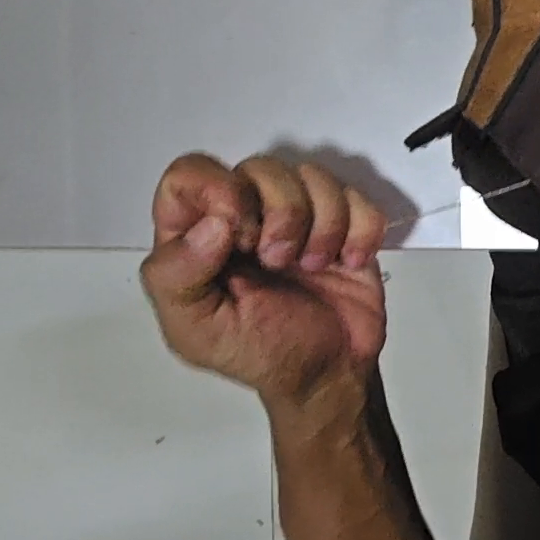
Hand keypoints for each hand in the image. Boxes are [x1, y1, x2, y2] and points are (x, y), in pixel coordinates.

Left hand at [140, 154, 389, 406]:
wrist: (329, 372)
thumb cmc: (261, 353)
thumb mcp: (197, 330)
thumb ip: (178, 277)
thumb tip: (212, 224)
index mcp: (199, 234)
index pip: (191, 174)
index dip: (217, 191)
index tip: (240, 234)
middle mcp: (250, 215)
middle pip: (262, 168)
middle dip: (282, 214)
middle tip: (281, 262)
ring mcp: (303, 218)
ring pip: (314, 177)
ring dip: (324, 225)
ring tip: (316, 266)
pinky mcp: (349, 226)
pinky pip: (360, 200)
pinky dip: (361, 231)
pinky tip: (349, 261)